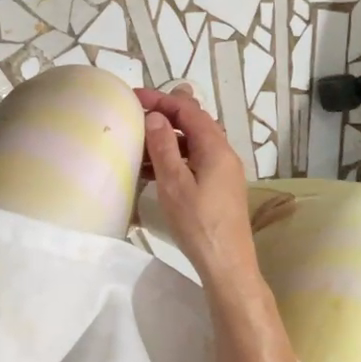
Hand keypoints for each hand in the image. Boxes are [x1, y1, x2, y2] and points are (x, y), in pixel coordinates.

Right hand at [135, 86, 256, 277]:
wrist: (226, 264)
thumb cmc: (198, 223)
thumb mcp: (174, 183)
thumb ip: (164, 147)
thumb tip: (155, 116)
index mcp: (215, 148)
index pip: (188, 110)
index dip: (161, 99)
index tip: (133, 97)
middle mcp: (223, 154)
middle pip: (194, 122)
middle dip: (164, 114)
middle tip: (135, 114)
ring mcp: (223, 171)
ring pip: (193, 143)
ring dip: (166, 137)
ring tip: (137, 142)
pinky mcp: (218, 187)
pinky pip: (193, 160)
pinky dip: (173, 157)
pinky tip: (152, 168)